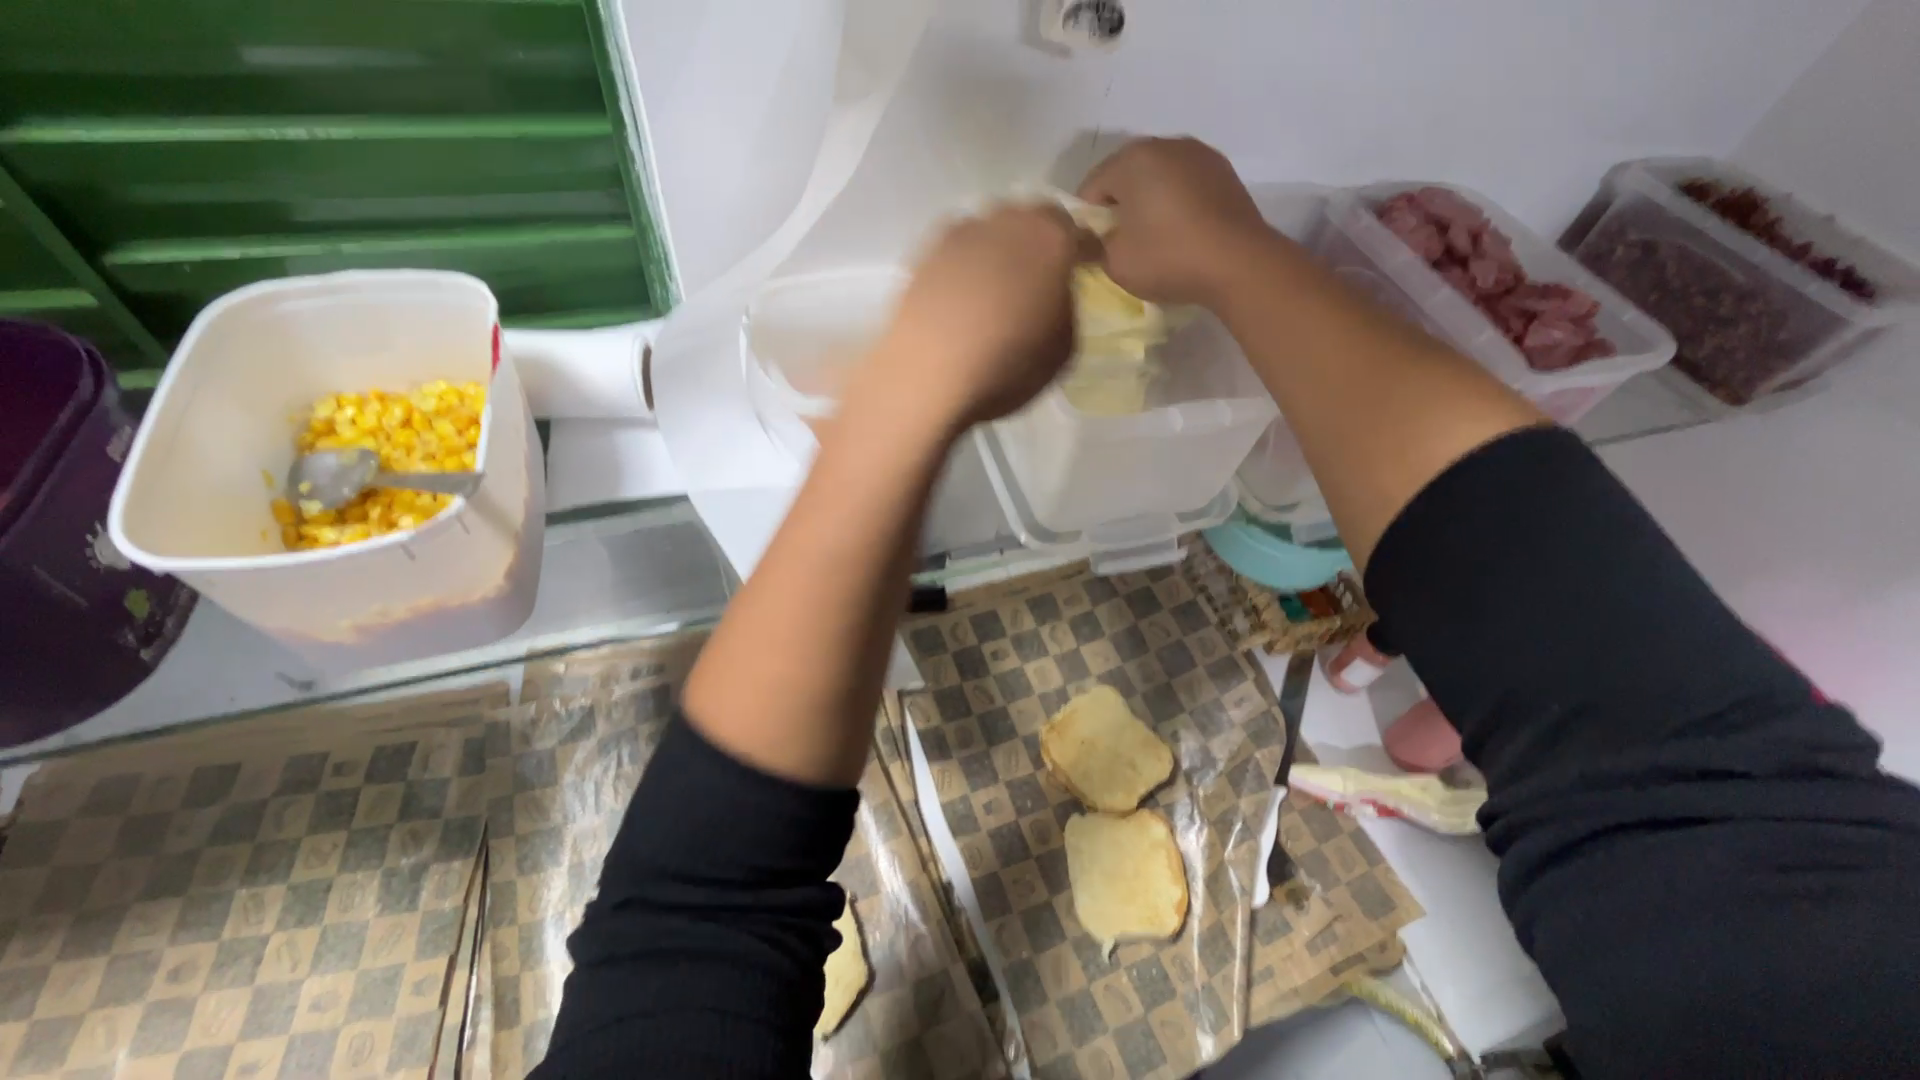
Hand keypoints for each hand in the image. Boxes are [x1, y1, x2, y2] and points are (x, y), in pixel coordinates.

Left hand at [859, 203, 1085, 430]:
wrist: (926, 376)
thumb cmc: (1007, 365)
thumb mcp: (1064, 348)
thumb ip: (1066, 305)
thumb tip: (1053, 292)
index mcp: (1051, 238)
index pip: (1079, 233)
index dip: (1083, 253)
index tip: (1082, 271)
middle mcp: (1006, 221)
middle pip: (1031, 220)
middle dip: (1039, 243)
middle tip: (1037, 278)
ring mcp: (960, 233)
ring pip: (990, 230)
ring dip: (999, 251)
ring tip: (996, 288)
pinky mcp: (923, 252)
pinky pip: (957, 250)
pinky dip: (965, 266)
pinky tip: (961, 297)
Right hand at [1079, 137, 1281, 307]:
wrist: (1240, 264)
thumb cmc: (1169, 258)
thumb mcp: (1115, 263)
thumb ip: (1093, 246)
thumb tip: (1091, 241)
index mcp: (1132, 158)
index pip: (1090, 188)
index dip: (1087, 221)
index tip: (1097, 248)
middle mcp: (1165, 144)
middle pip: (1125, 176)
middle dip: (1119, 206)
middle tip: (1124, 244)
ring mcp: (1199, 154)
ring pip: (1157, 177)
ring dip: (1149, 202)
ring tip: (1156, 238)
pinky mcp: (1223, 170)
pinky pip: (1185, 183)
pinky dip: (1177, 202)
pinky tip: (1183, 231)